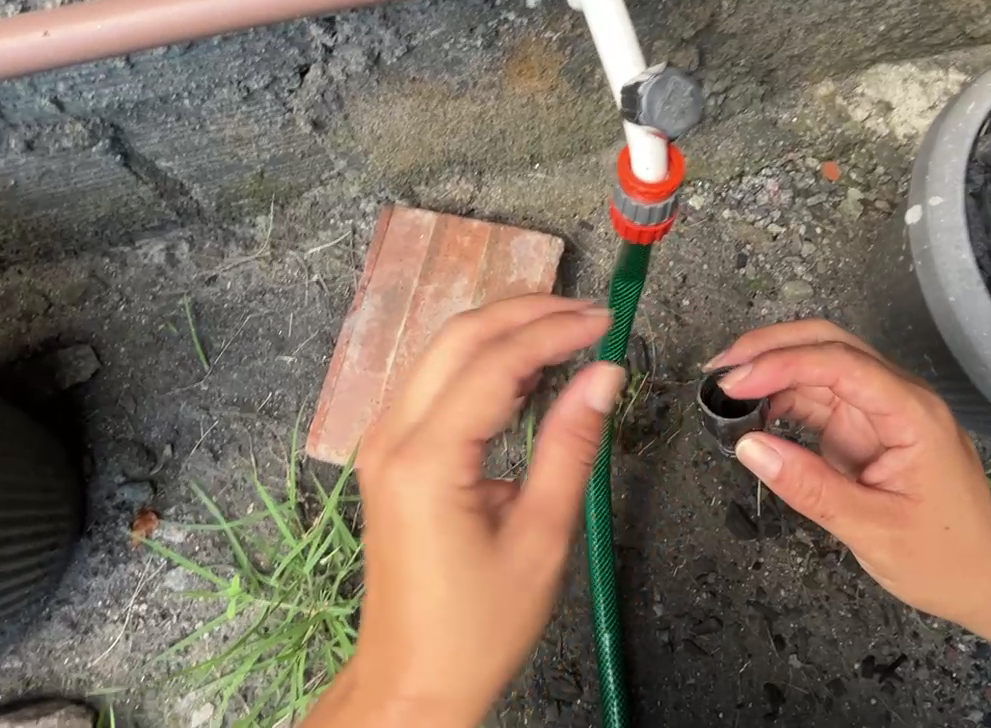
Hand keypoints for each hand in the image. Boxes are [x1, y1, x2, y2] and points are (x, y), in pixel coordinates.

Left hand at [305, 295, 623, 727]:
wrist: (409, 679)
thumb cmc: (479, 625)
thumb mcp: (541, 537)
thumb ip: (572, 445)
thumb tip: (605, 374)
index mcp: (427, 460)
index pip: (496, 363)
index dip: (554, 331)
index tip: (604, 319)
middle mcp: (393, 435)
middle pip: (460, 337)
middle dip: (527, 312)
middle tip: (587, 312)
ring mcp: (384, 438)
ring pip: (445, 349)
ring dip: (506, 328)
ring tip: (567, 328)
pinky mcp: (392, 447)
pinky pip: (438, 378)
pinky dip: (486, 358)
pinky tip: (529, 366)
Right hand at [713, 321, 990, 631]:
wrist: (989, 581)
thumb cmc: (945, 559)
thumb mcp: (874, 532)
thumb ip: (809, 487)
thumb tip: (747, 446)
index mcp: (910, 412)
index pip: (839, 363)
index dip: (781, 364)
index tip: (733, 383)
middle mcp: (894, 396)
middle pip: (828, 343)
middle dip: (769, 347)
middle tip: (718, 369)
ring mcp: (878, 408)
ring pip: (818, 363)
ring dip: (770, 367)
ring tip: (723, 388)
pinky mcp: (864, 425)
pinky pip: (817, 395)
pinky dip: (780, 396)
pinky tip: (752, 410)